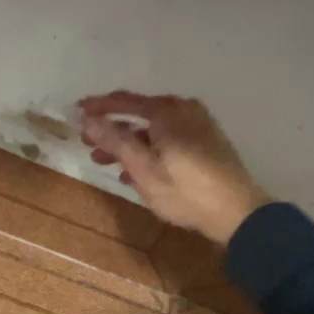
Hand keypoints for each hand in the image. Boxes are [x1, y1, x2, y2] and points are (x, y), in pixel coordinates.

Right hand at [78, 92, 271, 245]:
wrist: (237, 212)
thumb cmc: (186, 191)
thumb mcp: (144, 169)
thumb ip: (115, 141)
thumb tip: (89, 120)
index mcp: (166, 111)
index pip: (124, 101)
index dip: (98, 108)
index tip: (76, 113)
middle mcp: (184, 110)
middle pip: (141, 114)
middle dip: (113, 129)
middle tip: (90, 144)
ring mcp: (200, 125)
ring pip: (156, 129)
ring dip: (131, 144)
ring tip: (110, 163)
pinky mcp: (209, 143)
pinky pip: (170, 139)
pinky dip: (151, 150)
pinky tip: (140, 172)